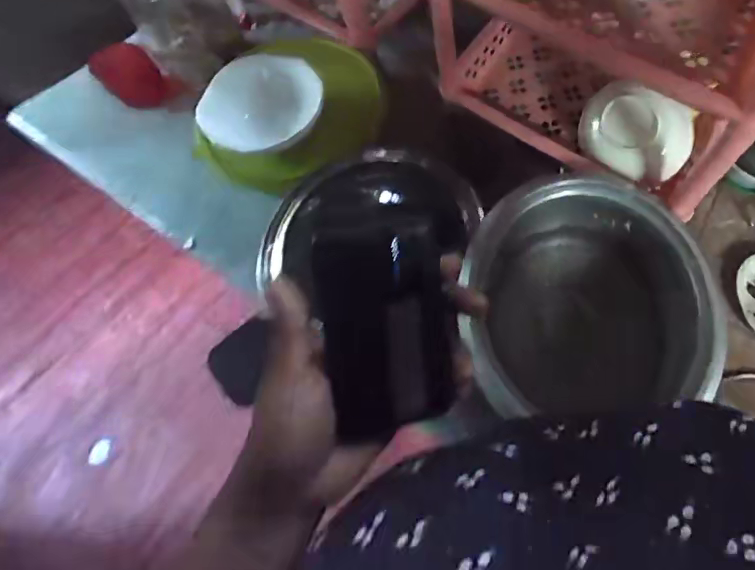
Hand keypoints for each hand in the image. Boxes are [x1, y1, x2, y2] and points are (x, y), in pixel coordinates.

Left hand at [227, 256, 486, 517]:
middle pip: (417, 309)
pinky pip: (434, 384)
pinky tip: (466, 380)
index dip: (415, 270)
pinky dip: (453, 379)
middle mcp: (371, 340)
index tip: (445, 263)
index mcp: (344, 325)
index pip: (385, 286)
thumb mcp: (288, 372)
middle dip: (450, 301)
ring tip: (468, 358)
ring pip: (431, 344)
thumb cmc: (285, 422)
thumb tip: (278, 279)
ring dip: (456, 343)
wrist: (296, 490)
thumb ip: (291, 331)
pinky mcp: (403, 404)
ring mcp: (390, 371)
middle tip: (476, 302)